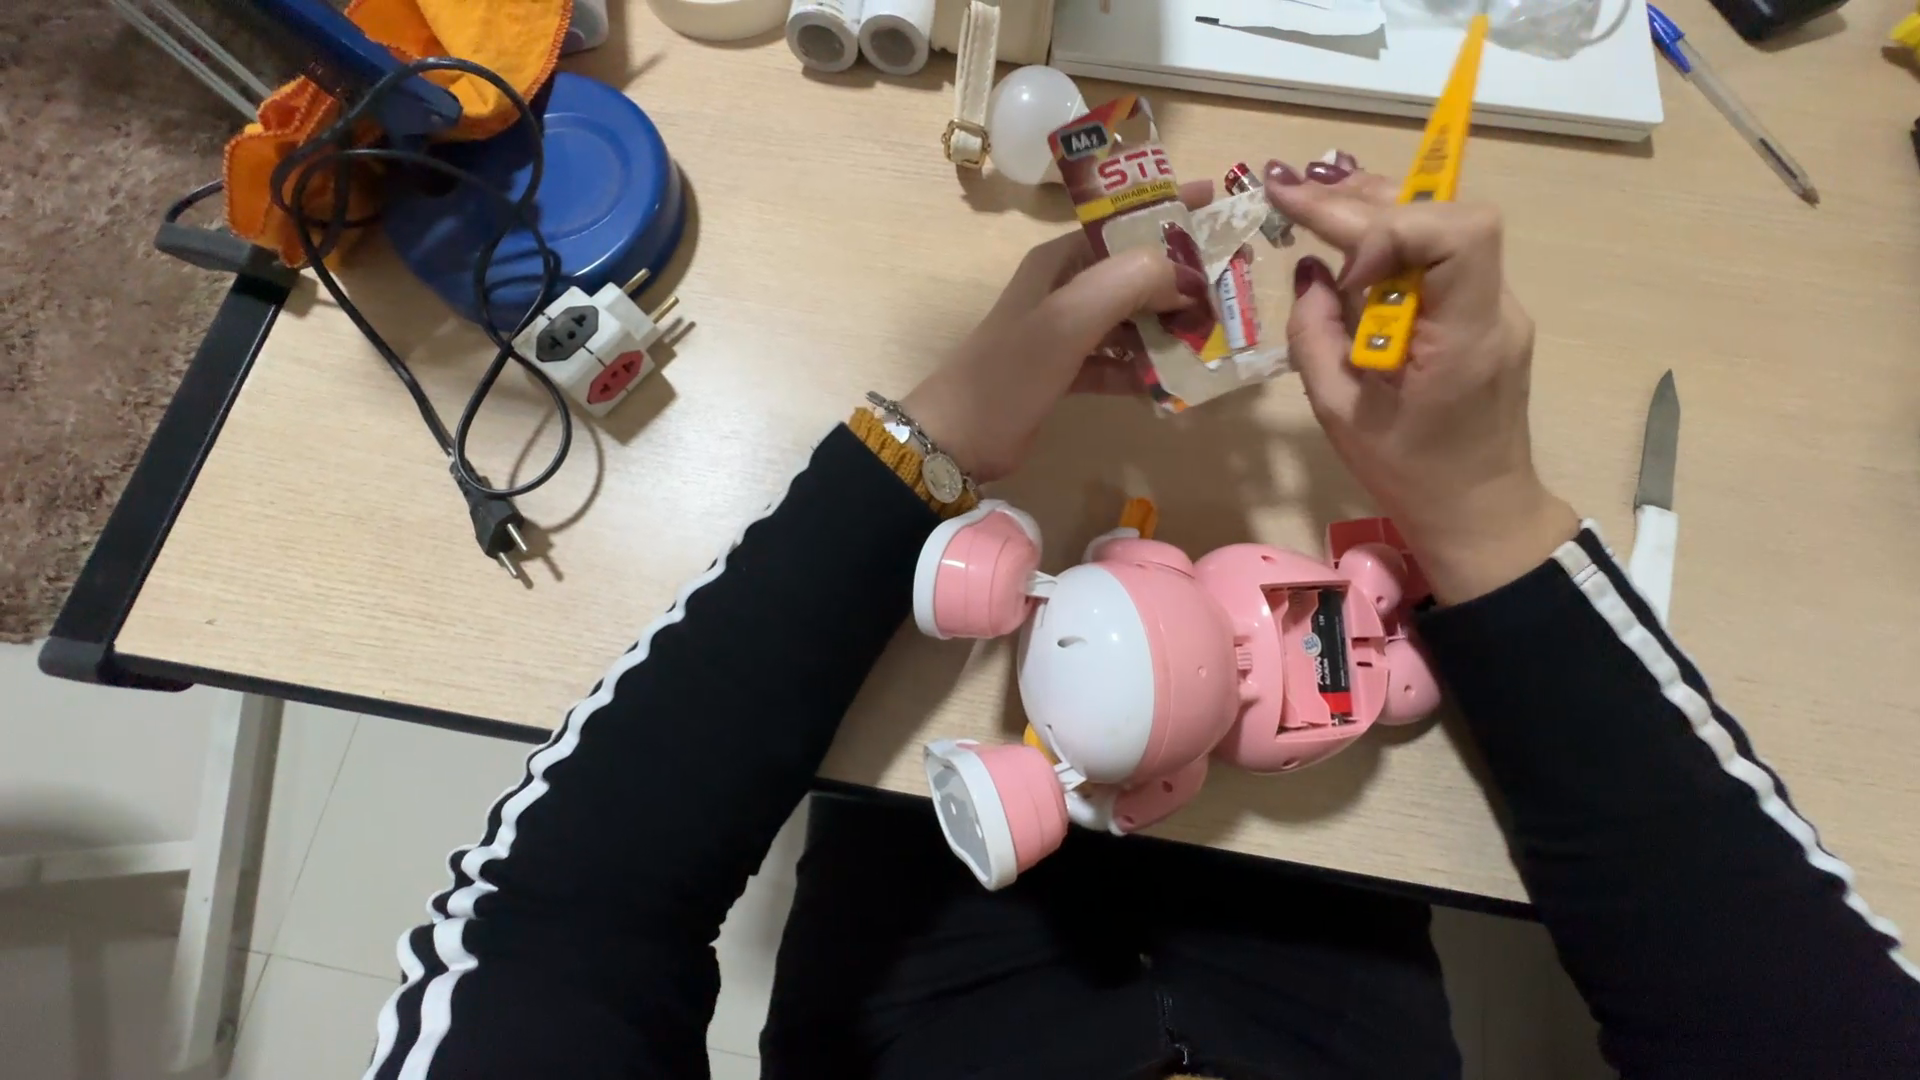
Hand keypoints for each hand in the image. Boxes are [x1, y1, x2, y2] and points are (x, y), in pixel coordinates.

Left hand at [901, 181, 1214, 483]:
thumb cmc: (1008, 373)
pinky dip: (1141, 371)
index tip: (1224, 204)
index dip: (1172, 211)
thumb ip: (1126, 285)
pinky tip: (1173, 384)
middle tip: (1232, 286)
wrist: (957, 437)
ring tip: (1214, 337)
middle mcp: (1064, 291)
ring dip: (1168, 328)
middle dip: (1181, 278)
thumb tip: (1185, 276)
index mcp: (1059, 262)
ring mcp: (1065, 334)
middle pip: (1134, 273)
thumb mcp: (1066, 320)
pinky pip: (1116, 364)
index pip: (1124, 221)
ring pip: (1129, 321)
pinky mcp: (1066, 374)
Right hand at [1265, 159, 1577, 602]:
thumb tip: (1309, 275)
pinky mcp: (1480, 312)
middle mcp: (1492, 305)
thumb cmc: (1407, 472)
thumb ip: (1315, 339)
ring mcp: (1494, 304)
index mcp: (1465, 335)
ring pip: (1444, 225)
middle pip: (1443, 215)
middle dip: (1359, 200)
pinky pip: (1439, 258)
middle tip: (1288, 189)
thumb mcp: (1340, 414)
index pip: (1455, 235)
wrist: (1478, 506)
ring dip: (1375, 206)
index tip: (1338, 273)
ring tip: (1310, 196)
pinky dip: (1390, 239)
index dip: (1388, 233)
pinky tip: (1345, 241)